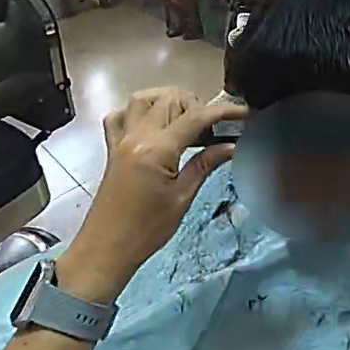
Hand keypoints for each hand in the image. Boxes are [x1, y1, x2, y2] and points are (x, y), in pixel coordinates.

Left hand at [56, 89, 242, 301]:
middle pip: (170, 99)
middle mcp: (136, 136)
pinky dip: (138, 112)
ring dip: (167, 101)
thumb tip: (231, 146)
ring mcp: (120, 140)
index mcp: (156, 149)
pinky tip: (152, 125)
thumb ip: (205, 165)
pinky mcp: (112, 148)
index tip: (243, 113)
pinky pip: (120, 116)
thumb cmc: (146, 230)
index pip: (195, 117)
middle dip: (197, 105)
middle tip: (213, 127)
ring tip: (185, 120)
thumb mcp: (182, 197)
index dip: (223, 111)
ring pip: (143, 99)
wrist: (105, 250)